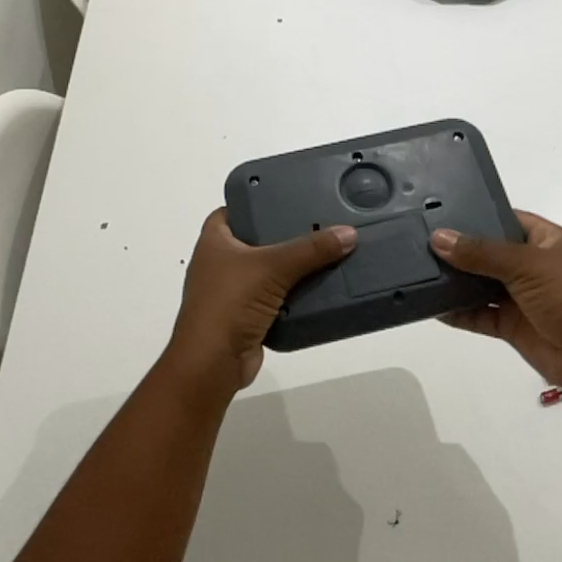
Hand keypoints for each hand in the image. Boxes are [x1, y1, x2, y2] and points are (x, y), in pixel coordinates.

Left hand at [167, 209, 356, 391]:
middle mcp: (220, 263)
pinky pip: (276, 298)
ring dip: (293, 268)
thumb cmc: (230, 303)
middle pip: (257, 241)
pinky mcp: (247, 317)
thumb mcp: (272, 267)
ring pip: (269, 272)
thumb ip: (310, 249)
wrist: (213, 363)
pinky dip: (295, 295)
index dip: (257, 202)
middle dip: (285, 236)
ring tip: (328, 252)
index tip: (287, 197)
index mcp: (214, 241)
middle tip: (319, 224)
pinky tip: (321, 288)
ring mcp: (232, 292)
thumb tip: (349, 233)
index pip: (234, 210)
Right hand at [431, 210, 561, 388]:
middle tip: (419, 241)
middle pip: (489, 253)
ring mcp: (522, 297)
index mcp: (547, 241)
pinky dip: (458, 312)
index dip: (478, 214)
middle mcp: (533, 266)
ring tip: (418, 271)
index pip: (507, 219)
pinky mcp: (512, 326)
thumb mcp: (528, 265)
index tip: (441, 211)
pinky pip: (479, 315)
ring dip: (455, 282)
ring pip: (481, 285)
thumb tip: (439, 238)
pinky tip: (432, 306)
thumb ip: (481, 252)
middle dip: (459, 250)